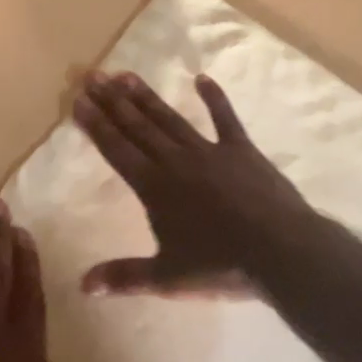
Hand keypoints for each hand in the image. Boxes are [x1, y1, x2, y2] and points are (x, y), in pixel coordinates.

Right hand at [72, 71, 313, 298]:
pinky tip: (202, 78)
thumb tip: (83, 287)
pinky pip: (225, 120)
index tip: (78, 100)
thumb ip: (125, 277)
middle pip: (138, 127)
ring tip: (125, 74)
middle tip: (92, 75)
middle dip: (112, 101)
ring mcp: (210, 152)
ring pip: (170, 119)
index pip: (117, 150)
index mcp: (154, 188)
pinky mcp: (242, 151)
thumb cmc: (221, 266)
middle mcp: (175, 162)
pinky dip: (214, 99)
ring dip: (146, 97)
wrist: (282, 252)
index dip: (96, 125)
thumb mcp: (168, 278)